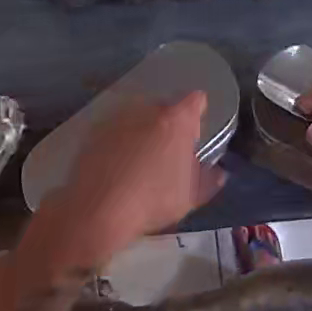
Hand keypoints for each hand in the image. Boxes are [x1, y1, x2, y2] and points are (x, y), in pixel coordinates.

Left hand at [35, 91, 224, 266]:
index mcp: (177, 121)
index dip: (198, 114)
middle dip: (169, 125)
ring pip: (137, 117)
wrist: (98, 209)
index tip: (194, 135)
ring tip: (139, 161)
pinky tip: (116, 166)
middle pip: (165, 108)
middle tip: (168, 154)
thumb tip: (218, 173)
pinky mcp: (93, 131)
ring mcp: (117, 118)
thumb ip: (208, 181)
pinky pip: (114, 130)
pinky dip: (118, 141)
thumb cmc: (153, 200)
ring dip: (142, 131)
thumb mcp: (190, 197)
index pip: (196, 101)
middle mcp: (147, 110)